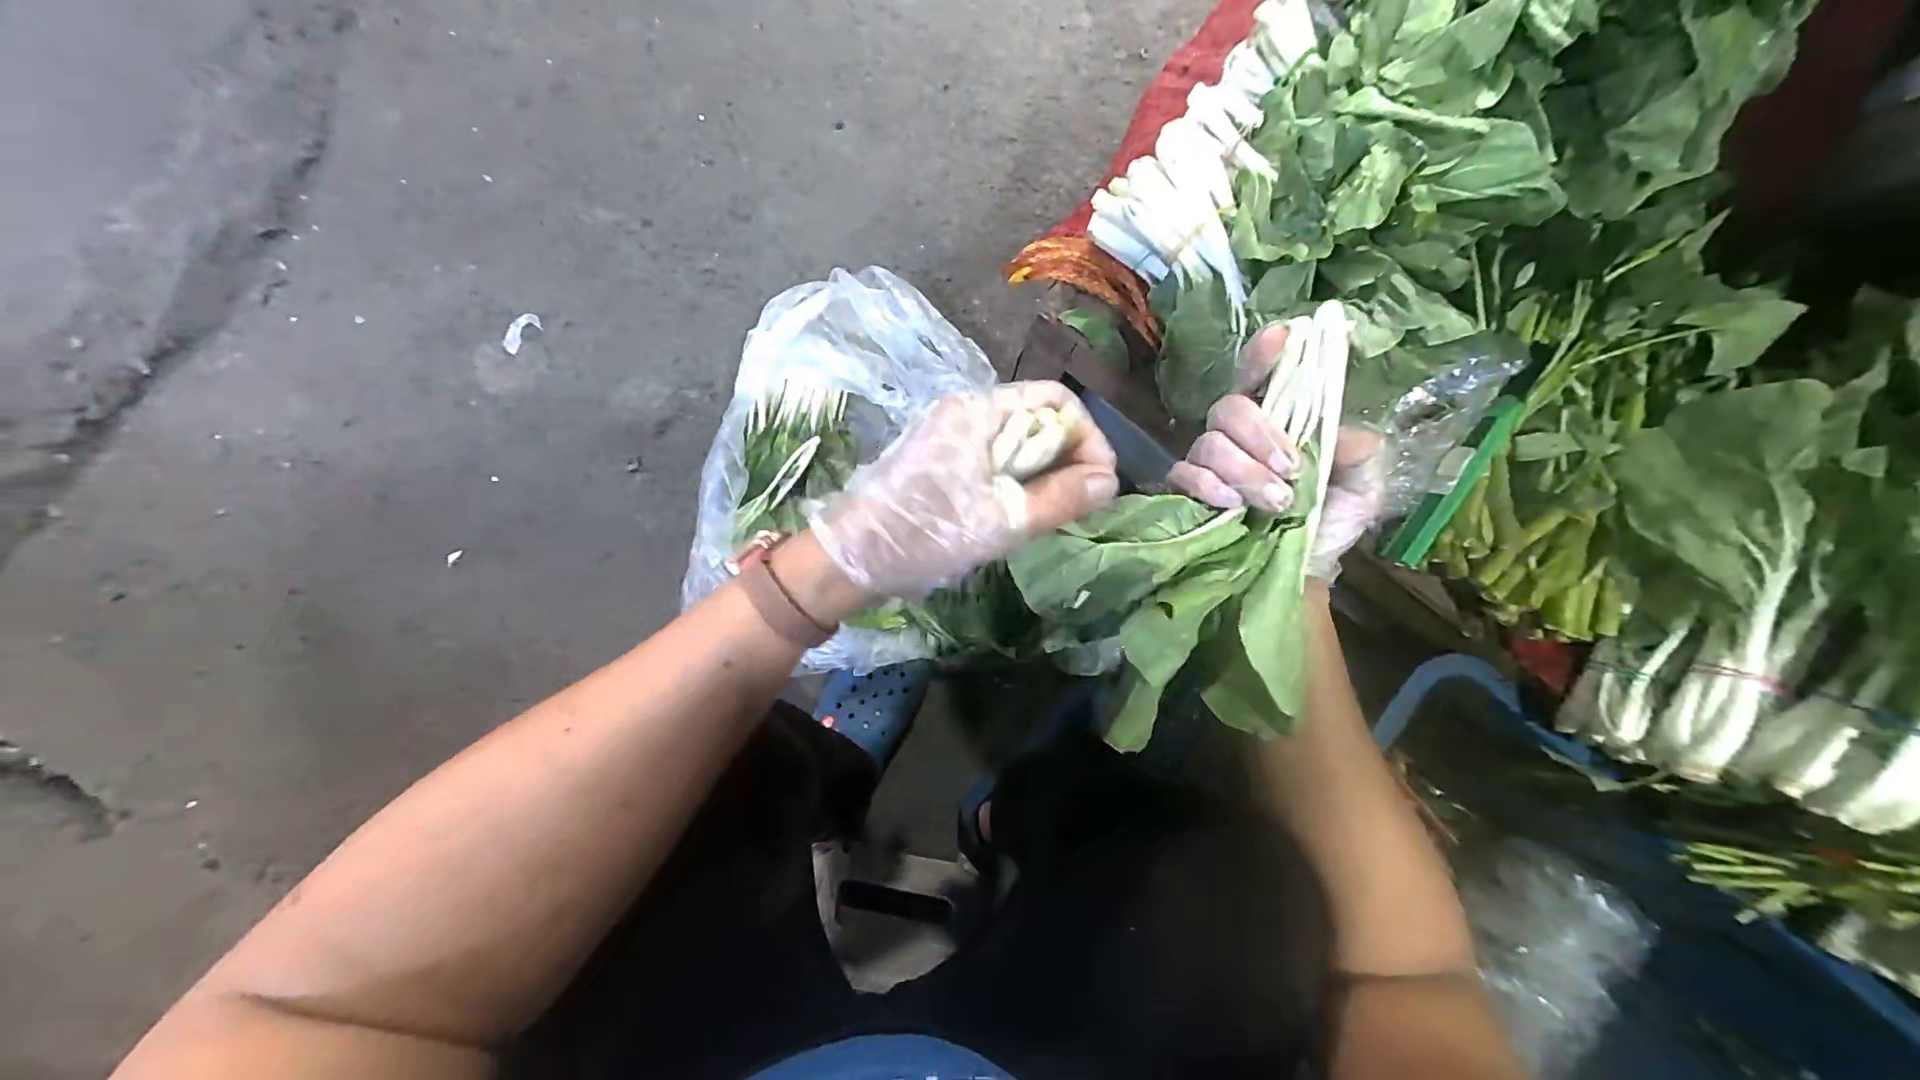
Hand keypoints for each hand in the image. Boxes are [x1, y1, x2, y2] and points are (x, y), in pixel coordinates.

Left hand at [811, 381, 1119, 596]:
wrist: (851, 558)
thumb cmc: (925, 535)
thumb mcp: (1001, 521)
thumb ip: (1060, 498)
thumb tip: (1109, 481)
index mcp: (978, 411)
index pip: (1055, 399)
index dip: (1087, 436)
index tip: (1100, 483)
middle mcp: (964, 410)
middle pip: (1037, 417)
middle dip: (1066, 456)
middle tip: (1076, 503)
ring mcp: (949, 433)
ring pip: (1016, 440)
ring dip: (1042, 471)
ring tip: (1048, 511)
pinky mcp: (939, 457)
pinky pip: (992, 456)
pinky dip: (1015, 478)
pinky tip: (1016, 510)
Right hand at [1165, 322, 1388, 580]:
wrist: (1300, 571)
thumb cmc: (1329, 523)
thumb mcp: (1364, 487)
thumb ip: (1361, 454)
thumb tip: (1345, 431)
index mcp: (1278, 421)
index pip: (1263, 377)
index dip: (1265, 354)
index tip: (1284, 337)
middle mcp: (1237, 436)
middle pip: (1228, 407)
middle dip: (1258, 432)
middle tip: (1289, 467)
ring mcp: (1208, 463)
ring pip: (1208, 443)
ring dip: (1243, 469)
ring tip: (1276, 502)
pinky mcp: (1186, 493)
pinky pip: (1184, 475)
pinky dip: (1209, 487)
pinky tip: (1233, 506)